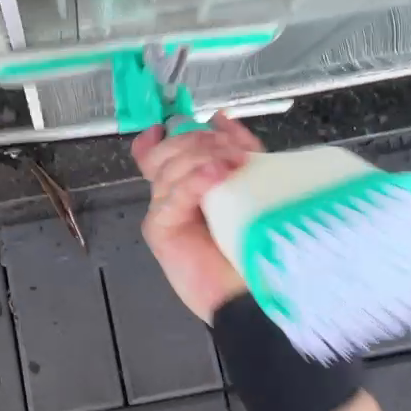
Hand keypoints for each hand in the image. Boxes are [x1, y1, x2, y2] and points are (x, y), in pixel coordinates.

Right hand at [130, 113, 262, 321]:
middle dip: (197, 141)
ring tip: (235, 164)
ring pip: (168, 169)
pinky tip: (217, 177)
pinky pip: (171, 196)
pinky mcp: (160, 231)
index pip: (155, 152)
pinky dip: (195, 181)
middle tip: (233, 149)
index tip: (174, 123)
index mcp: (185, 184)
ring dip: (203, 158)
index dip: (161, 135)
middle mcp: (169, 196)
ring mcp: (162, 213)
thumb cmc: (255, 242)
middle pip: (163, 153)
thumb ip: (236, 150)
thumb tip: (221, 118)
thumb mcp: (250, 183)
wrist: (255, 292)